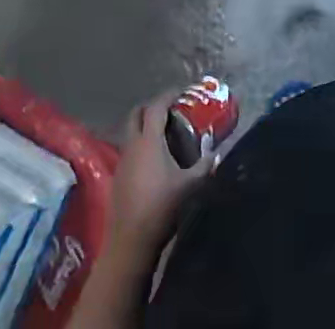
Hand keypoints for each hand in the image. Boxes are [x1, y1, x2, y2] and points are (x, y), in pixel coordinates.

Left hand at [107, 90, 212, 255]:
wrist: (130, 243)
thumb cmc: (162, 207)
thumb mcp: (190, 185)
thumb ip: (205, 166)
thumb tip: (217, 154)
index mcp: (148, 141)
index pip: (155, 107)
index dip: (168, 96)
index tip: (182, 92)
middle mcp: (131, 146)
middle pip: (136, 114)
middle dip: (151, 107)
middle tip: (171, 110)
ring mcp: (122, 162)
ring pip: (130, 133)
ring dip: (145, 127)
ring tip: (166, 134)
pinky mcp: (118, 177)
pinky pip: (129, 150)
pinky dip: (141, 146)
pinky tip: (155, 160)